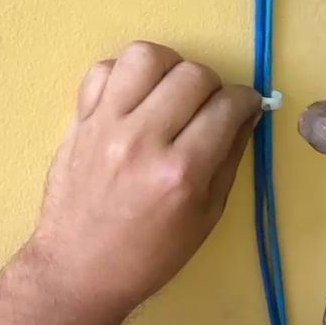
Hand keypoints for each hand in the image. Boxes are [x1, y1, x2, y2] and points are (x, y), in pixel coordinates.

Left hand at [27, 41, 262, 320]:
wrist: (78, 268)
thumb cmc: (150, 254)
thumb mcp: (207, 217)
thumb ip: (229, 158)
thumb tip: (246, 112)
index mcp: (181, 172)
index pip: (227, 106)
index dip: (245, 100)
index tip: (244, 105)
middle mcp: (143, 140)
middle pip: (192, 74)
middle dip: (212, 85)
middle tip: (206, 107)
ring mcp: (105, 125)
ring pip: (145, 56)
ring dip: (167, 67)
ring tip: (167, 91)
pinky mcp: (78, 120)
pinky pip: (102, 69)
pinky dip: (123, 75)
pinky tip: (132, 98)